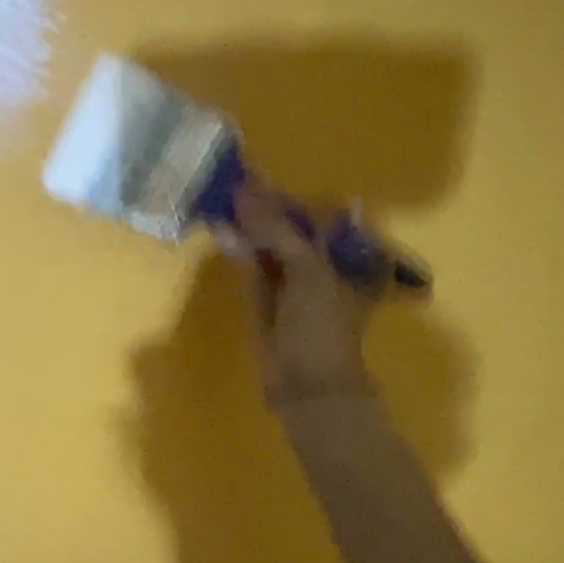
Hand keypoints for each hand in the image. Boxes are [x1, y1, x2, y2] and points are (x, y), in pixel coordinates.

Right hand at [214, 186, 373, 405]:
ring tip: (224, 199)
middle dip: (264, 209)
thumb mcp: (307, 271)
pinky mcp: (263, 303)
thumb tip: (244, 195)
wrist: (308, 385)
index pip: (313, 215)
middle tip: (236, 183)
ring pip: (266, 248)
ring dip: (248, 228)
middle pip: (287, 229)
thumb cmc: (320, 325)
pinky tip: (223, 233)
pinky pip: (251, 270)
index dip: (286, 197)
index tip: (257, 178)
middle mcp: (316, 266)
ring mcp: (288, 285)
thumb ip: (277, 233)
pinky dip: (239, 252)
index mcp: (340, 256)